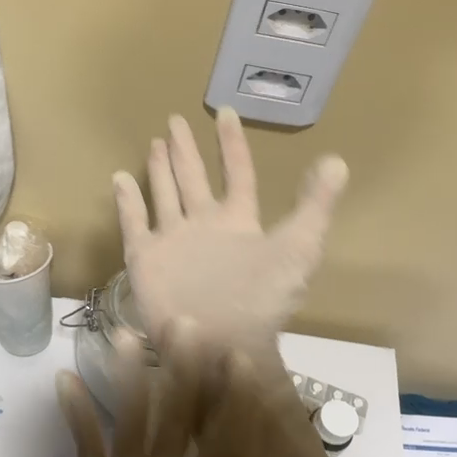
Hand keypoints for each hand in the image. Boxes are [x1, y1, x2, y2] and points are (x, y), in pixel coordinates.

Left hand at [46, 324, 330, 456]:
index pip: (220, 446)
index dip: (233, 404)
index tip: (243, 361)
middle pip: (173, 420)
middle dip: (182, 372)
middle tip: (187, 325)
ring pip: (129, 421)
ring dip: (128, 376)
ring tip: (126, 332)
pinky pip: (84, 445)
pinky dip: (76, 412)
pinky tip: (64, 377)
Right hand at [113, 109, 346, 349]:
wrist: (220, 344)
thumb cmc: (260, 299)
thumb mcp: (298, 248)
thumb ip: (315, 206)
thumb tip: (336, 161)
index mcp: (238, 222)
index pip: (235, 172)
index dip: (231, 144)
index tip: (225, 112)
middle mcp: (204, 226)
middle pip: (193, 179)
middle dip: (185, 151)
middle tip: (174, 120)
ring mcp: (173, 241)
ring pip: (164, 195)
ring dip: (159, 170)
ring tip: (154, 143)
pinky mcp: (146, 259)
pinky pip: (134, 223)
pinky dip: (127, 202)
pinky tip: (119, 178)